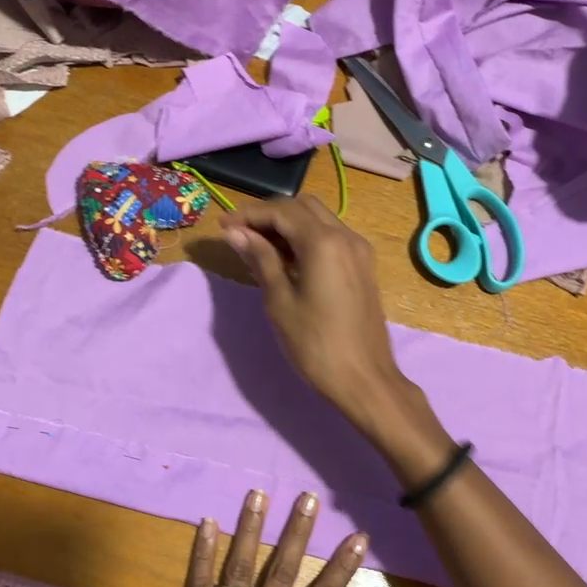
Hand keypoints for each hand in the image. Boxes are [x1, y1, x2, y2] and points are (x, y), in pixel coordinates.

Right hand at [220, 197, 406, 423]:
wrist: (364, 379)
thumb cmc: (316, 345)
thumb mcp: (280, 302)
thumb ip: (260, 260)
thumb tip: (236, 233)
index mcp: (324, 242)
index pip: (281, 212)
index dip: (249, 215)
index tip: (222, 227)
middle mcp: (345, 236)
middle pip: (302, 207)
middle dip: (269, 214)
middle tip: (239, 234)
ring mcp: (358, 250)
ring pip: (318, 219)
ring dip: (287, 224)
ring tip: (257, 246)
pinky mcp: (362, 266)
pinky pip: (331, 237)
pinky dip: (305, 237)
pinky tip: (285, 259)